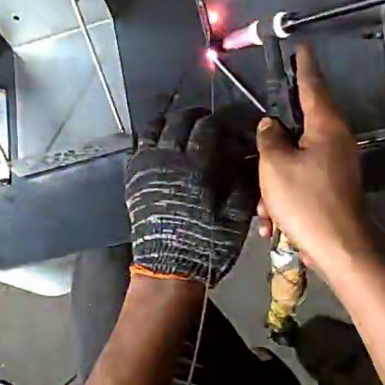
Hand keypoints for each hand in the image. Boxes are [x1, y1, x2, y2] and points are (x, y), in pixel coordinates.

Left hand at [125, 103, 255, 285]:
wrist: (168, 268)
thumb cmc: (207, 243)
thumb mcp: (237, 215)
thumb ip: (244, 183)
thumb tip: (249, 159)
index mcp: (196, 166)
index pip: (207, 128)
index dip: (220, 121)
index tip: (230, 123)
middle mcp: (168, 160)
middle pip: (179, 121)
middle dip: (195, 115)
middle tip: (207, 119)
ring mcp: (146, 168)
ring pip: (153, 128)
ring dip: (169, 120)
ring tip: (181, 123)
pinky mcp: (134, 179)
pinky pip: (139, 146)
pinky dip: (151, 137)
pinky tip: (160, 141)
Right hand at [254, 45, 371, 266]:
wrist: (339, 249)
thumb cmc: (306, 201)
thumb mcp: (275, 166)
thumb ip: (269, 139)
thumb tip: (271, 125)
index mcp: (327, 127)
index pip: (313, 86)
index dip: (303, 67)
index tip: (302, 48)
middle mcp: (337, 141)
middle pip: (300, 128)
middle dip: (274, 149)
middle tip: (261, 159)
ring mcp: (338, 166)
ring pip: (297, 162)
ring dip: (275, 184)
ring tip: (265, 210)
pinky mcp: (335, 189)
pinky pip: (304, 183)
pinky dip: (286, 199)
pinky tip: (274, 224)